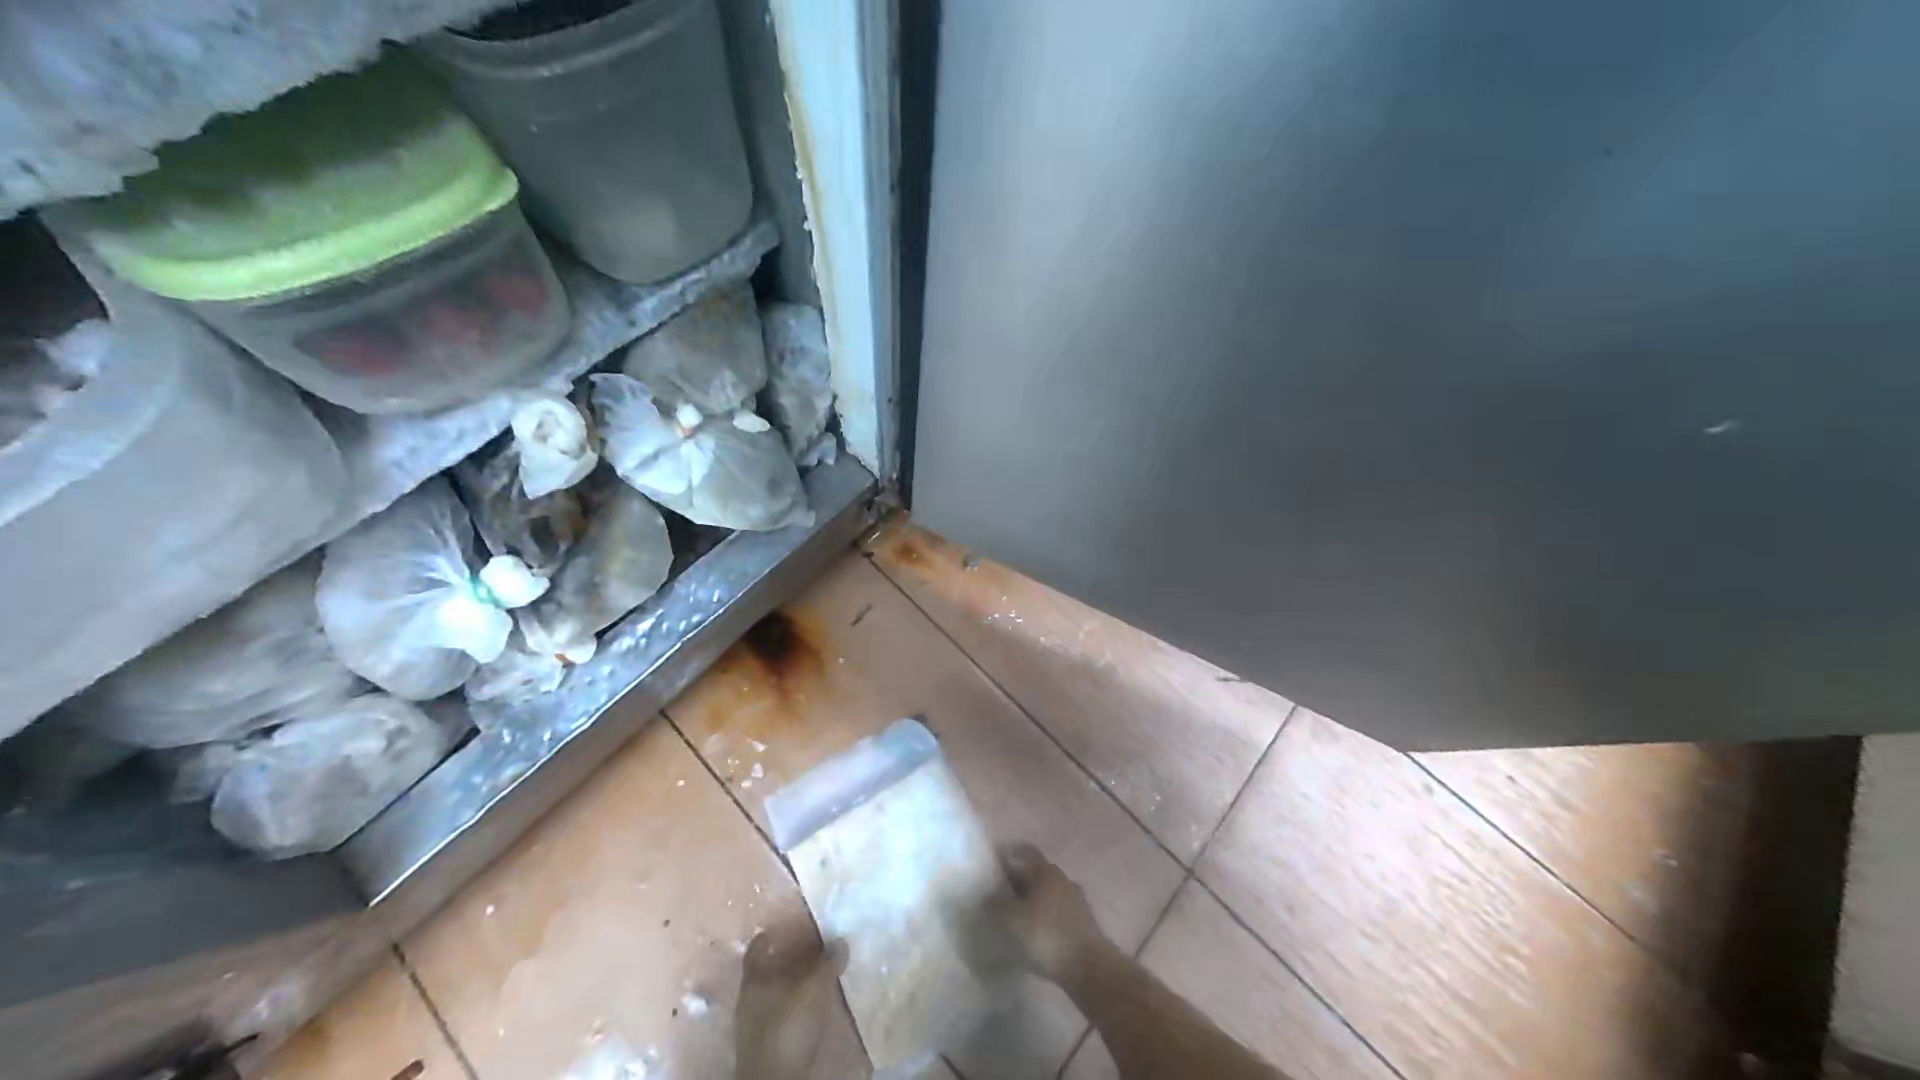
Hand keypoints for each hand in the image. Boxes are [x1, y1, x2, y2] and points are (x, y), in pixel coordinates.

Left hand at [734, 912, 846, 1079]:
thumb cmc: (788, 1025)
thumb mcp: (813, 987)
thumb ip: (827, 962)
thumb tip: (841, 940)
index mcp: (754, 977)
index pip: (758, 946)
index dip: (774, 933)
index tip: (792, 924)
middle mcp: (751, 997)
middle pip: (770, 967)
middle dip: (791, 957)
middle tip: (817, 945)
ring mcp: (757, 1022)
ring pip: (777, 991)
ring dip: (796, 982)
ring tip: (822, 973)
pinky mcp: (769, 1043)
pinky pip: (785, 1012)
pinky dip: (799, 1004)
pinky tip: (817, 1004)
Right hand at [993, 842, 1105, 983]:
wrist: (1090, 969)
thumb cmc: (1048, 936)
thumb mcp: (1012, 921)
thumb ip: (994, 905)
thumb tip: (986, 896)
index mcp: (1046, 871)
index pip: (1024, 851)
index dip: (1008, 853)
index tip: (992, 861)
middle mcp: (1062, 879)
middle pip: (1035, 873)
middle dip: (1016, 880)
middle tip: (995, 892)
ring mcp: (1076, 901)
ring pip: (1046, 894)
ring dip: (1030, 901)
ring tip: (1011, 915)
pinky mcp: (1082, 924)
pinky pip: (1056, 913)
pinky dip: (1043, 918)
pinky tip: (1032, 934)